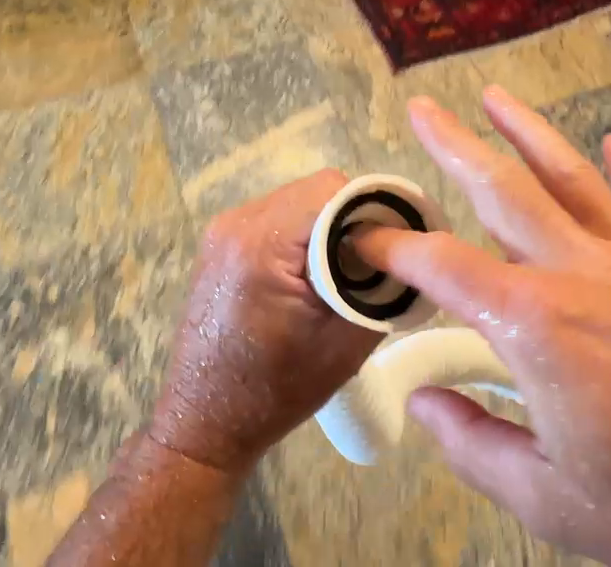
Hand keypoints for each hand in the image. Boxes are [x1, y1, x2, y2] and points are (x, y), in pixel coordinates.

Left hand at [147, 170, 382, 474]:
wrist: (206, 421)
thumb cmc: (276, 390)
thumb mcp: (344, 343)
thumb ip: (379, 287)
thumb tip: (404, 250)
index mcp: (263, 242)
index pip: (333, 190)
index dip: (373, 210)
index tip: (396, 245)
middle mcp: (238, 222)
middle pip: (315, 191)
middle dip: (352, 219)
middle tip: (374, 262)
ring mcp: (223, 229)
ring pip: (297, 201)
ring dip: (327, 226)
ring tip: (344, 271)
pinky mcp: (221, 242)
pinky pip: (276, 218)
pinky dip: (302, 235)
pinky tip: (311, 275)